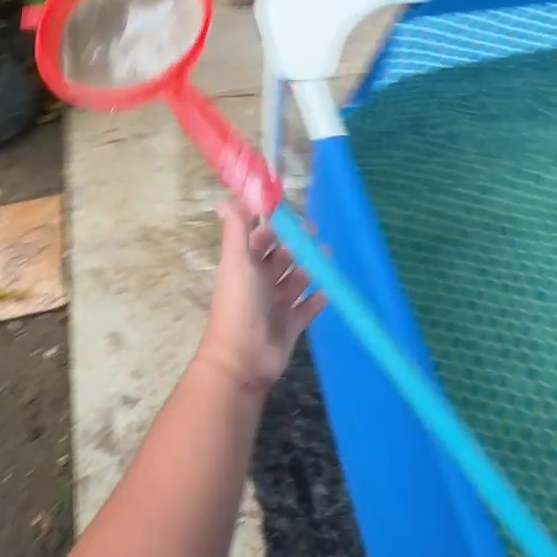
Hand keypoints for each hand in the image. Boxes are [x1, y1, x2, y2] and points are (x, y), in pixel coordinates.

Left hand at [194, 201, 327, 395]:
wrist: (243, 359)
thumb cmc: (240, 304)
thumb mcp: (237, 260)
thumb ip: (237, 229)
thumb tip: (226, 198)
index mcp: (243, 267)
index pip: (258, 240)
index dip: (273, 227)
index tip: (291, 212)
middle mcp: (258, 284)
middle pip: (280, 259)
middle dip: (296, 246)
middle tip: (316, 232)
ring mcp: (274, 306)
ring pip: (295, 281)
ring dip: (309, 268)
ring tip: (327, 254)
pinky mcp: (289, 326)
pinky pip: (306, 309)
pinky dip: (316, 299)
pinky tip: (330, 289)